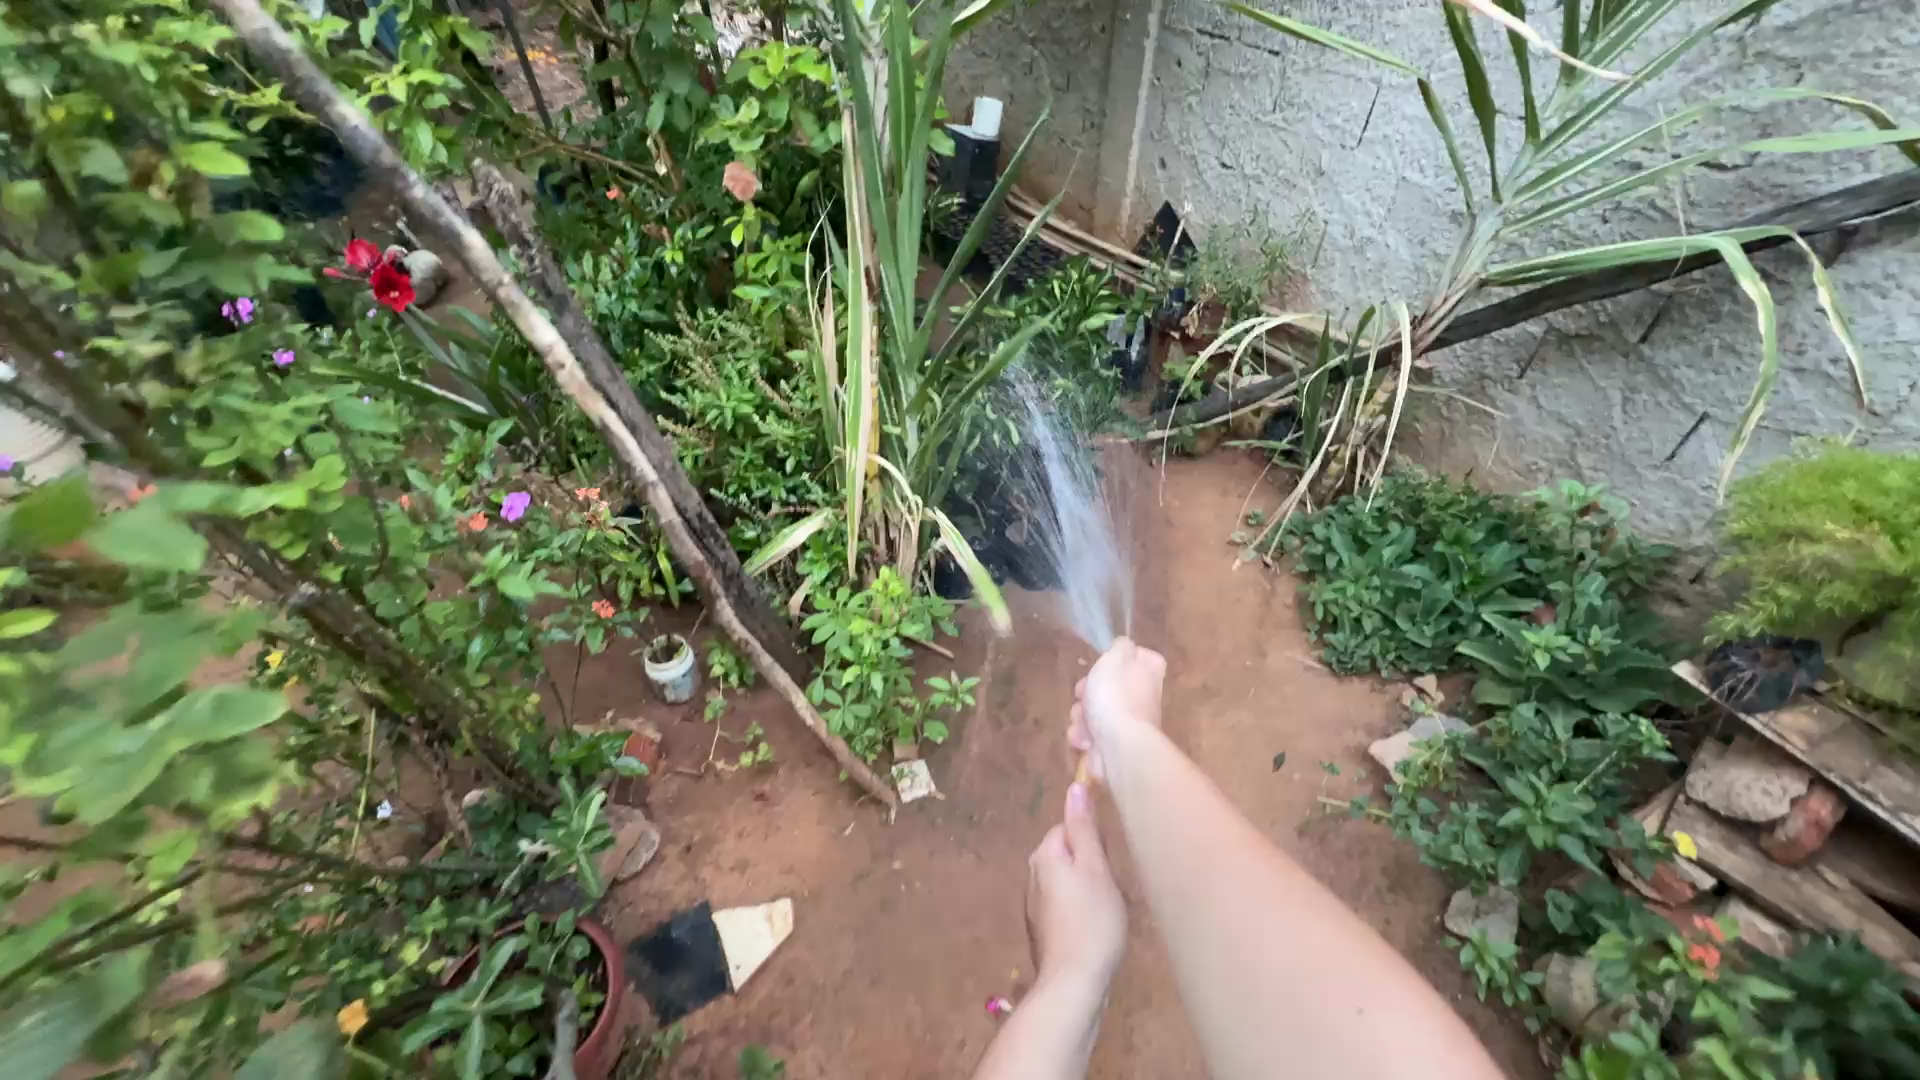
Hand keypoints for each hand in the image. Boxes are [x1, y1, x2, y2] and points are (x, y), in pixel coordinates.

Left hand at [1026, 783, 1126, 989]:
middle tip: (1110, 890)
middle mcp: (1032, 874)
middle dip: (1091, 867)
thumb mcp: (1095, 867)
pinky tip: (1094, 931)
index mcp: (1043, 855)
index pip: (1067, 827)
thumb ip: (1084, 827)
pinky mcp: (1042, 930)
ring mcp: (1034, 904)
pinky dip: (1080, 913)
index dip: (1093, 841)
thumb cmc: (1091, 921)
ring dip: (1088, 891)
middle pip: (1067, 854)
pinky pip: (1065, 906)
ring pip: (1067, 881)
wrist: (1073, 984)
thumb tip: (1075, 786)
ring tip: (1106, 914)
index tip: (1108, 862)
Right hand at [1069, 637, 1165, 781]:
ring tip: (1083, 720)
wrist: (1119, 746)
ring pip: (1093, 710)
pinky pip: (1089, 734)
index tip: (1107, 661)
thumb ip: (1120, 646)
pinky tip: (1084, 738)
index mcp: (1147, 674)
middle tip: (1083, 692)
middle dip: (1087, 691)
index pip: (1142, 657)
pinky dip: (1082, 735)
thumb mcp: (1116, 657)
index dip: (1121, 657)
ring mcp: (1126, 724)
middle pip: (1108, 686)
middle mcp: (1141, 698)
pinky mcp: (1111, 746)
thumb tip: (1123, 647)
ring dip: (1080, 715)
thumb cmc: (1116, 696)